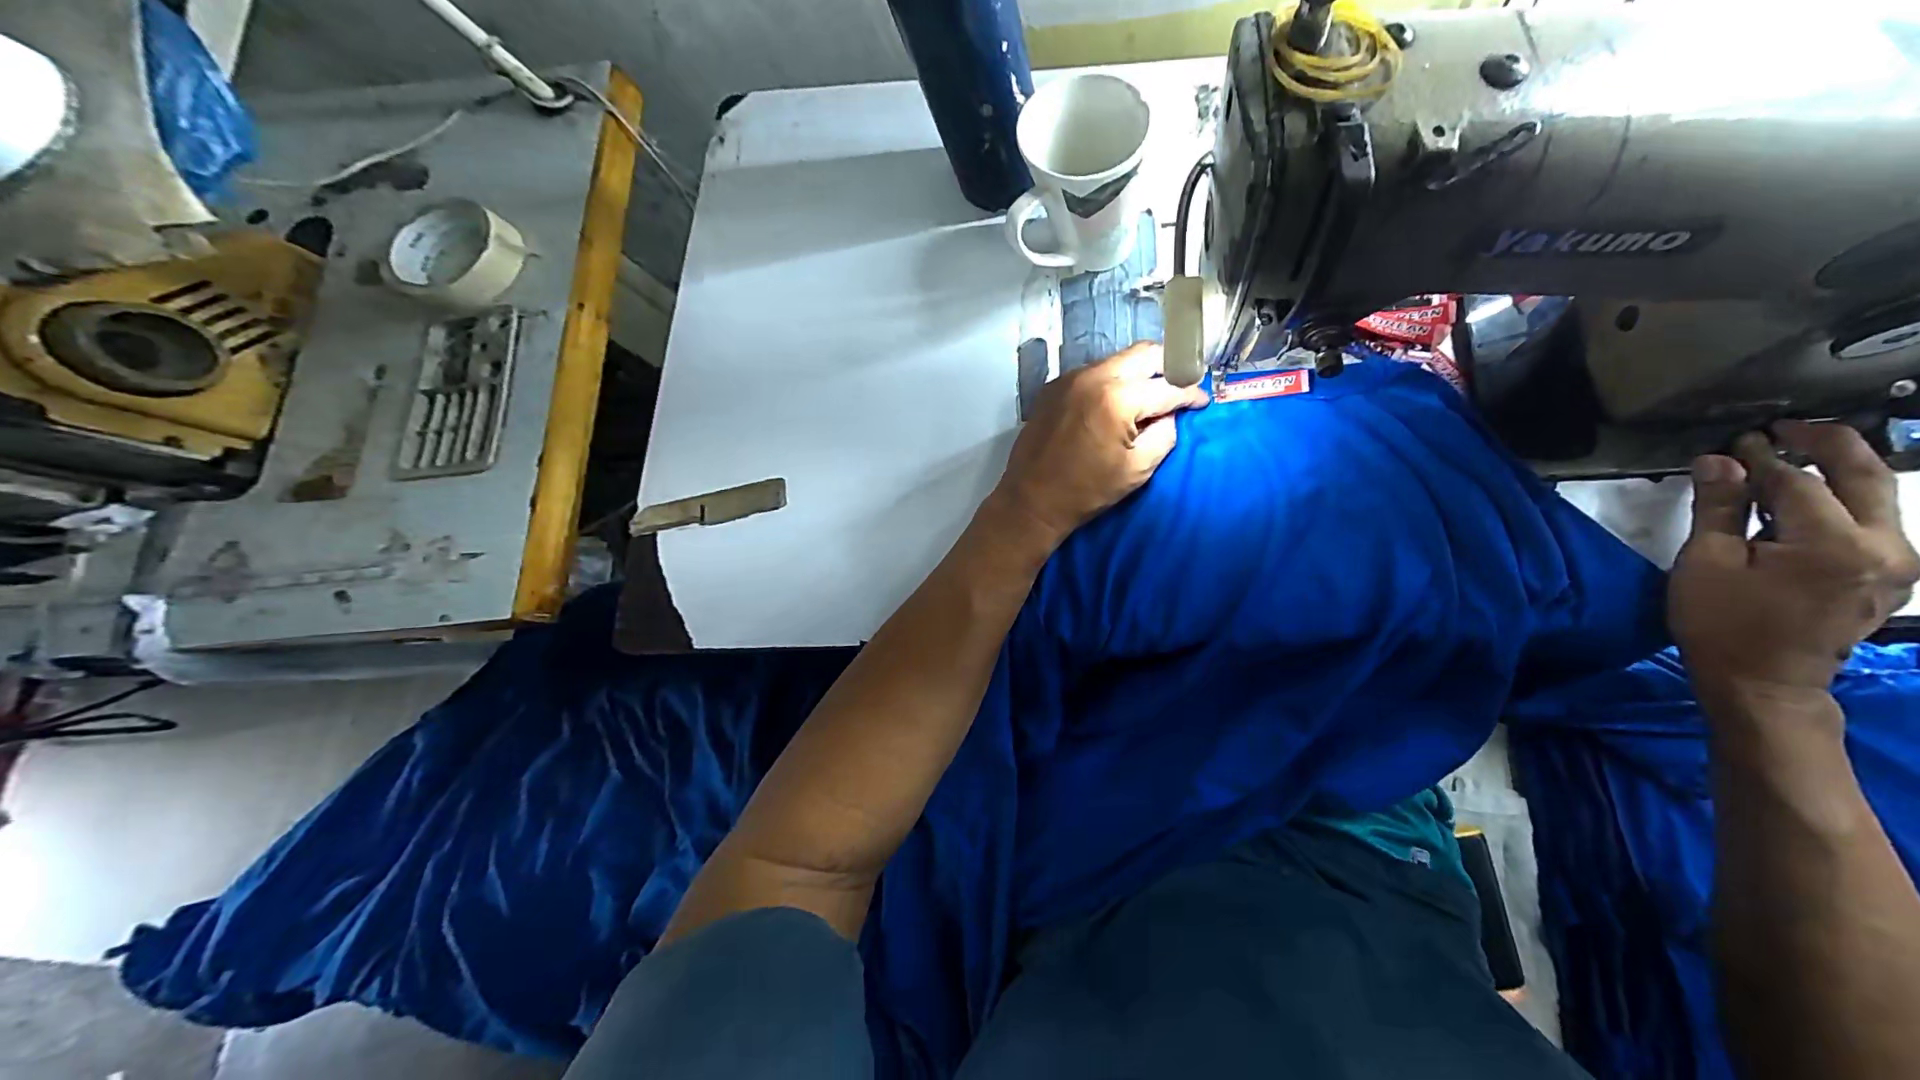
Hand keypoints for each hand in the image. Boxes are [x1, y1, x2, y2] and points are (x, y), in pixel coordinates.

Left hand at [989, 343, 1209, 549]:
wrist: (1030, 501)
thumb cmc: (1087, 491)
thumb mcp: (1138, 469)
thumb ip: (1164, 434)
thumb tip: (1170, 414)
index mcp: (1117, 398)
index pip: (1166, 386)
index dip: (1190, 393)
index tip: (1201, 401)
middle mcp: (1093, 376)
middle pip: (1144, 354)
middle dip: (1168, 367)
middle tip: (1179, 387)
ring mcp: (1070, 378)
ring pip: (1118, 360)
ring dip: (1139, 373)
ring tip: (1149, 396)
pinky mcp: (1054, 387)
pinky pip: (1094, 372)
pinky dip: (1112, 381)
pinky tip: (1116, 403)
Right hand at [1669, 421, 1919, 704]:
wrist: (1763, 682)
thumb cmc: (1723, 623)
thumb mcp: (1706, 563)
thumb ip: (1720, 508)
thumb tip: (1720, 461)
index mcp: (1834, 544)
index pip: (1799, 482)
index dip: (1763, 459)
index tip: (1735, 443)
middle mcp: (1886, 548)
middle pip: (1866, 477)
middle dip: (1828, 445)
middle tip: (1788, 428)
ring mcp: (1898, 564)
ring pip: (1879, 498)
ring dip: (1840, 471)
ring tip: (1798, 455)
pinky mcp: (1892, 576)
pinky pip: (1876, 523)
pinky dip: (1845, 500)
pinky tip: (1810, 498)